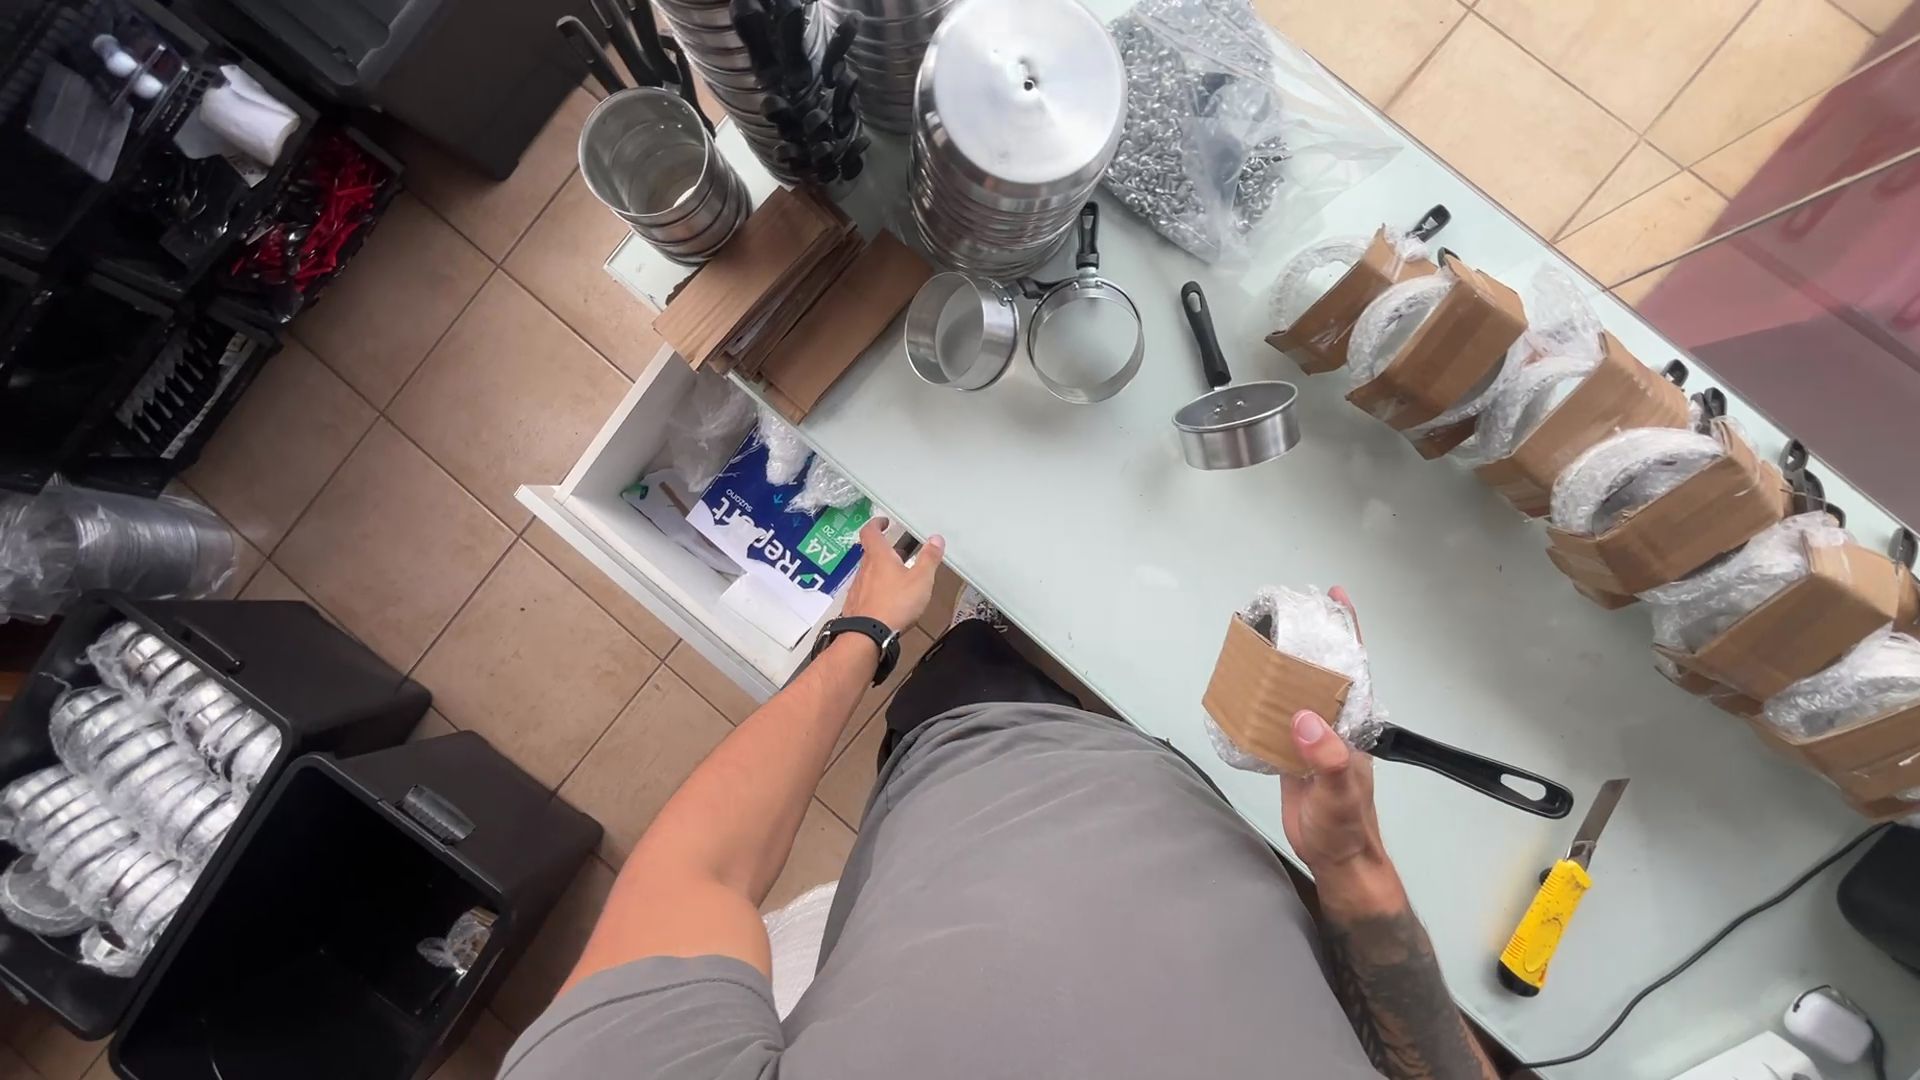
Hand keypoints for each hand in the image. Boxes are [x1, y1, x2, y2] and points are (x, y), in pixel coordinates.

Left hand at [841, 519, 944, 632]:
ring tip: (897, 580)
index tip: (884, 522)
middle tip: (900, 554)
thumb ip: (929, 558)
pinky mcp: (855, 606)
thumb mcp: (921, 580)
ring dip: (881, 572)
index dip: (876, 523)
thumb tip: (936, 539)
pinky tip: (887, 602)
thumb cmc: (895, 604)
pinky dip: (876, 591)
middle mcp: (864, 569)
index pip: (870, 532)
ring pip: (868, 573)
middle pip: (871, 554)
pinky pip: (865, 592)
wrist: (867, 635)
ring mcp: (857, 588)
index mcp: (879, 557)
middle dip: (885, 552)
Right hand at [1278, 588, 1394, 884]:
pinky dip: (1260, 697)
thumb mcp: (1339, 794)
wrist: (1335, 858)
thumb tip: (1305, 719)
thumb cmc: (1345, 827)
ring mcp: (1312, 736)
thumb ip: (1328, 759)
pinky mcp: (1291, 751)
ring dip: (1280, 664)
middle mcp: (1333, 723)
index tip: (1336, 598)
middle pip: (1320, 670)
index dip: (1347, 631)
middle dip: (1307, 638)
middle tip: (1281, 613)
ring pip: (1296, 689)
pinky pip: (1275, 715)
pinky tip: (1243, 688)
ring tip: (1257, 641)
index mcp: (1351, 724)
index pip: (1352, 667)